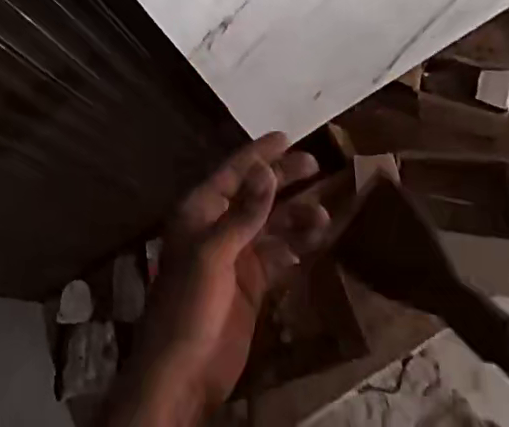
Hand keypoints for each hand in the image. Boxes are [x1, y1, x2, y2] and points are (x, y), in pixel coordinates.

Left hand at [102, 132, 330, 425]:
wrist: (184, 371)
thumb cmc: (190, 303)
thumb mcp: (214, 253)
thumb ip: (243, 213)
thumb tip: (266, 170)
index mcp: (200, 211)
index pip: (233, 173)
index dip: (259, 154)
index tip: (286, 137)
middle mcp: (218, 226)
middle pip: (256, 194)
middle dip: (284, 179)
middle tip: (316, 165)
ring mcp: (236, 255)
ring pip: (272, 225)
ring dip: (297, 216)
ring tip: (325, 213)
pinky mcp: (252, 284)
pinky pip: (279, 256)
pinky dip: (298, 246)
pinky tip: (318, 239)